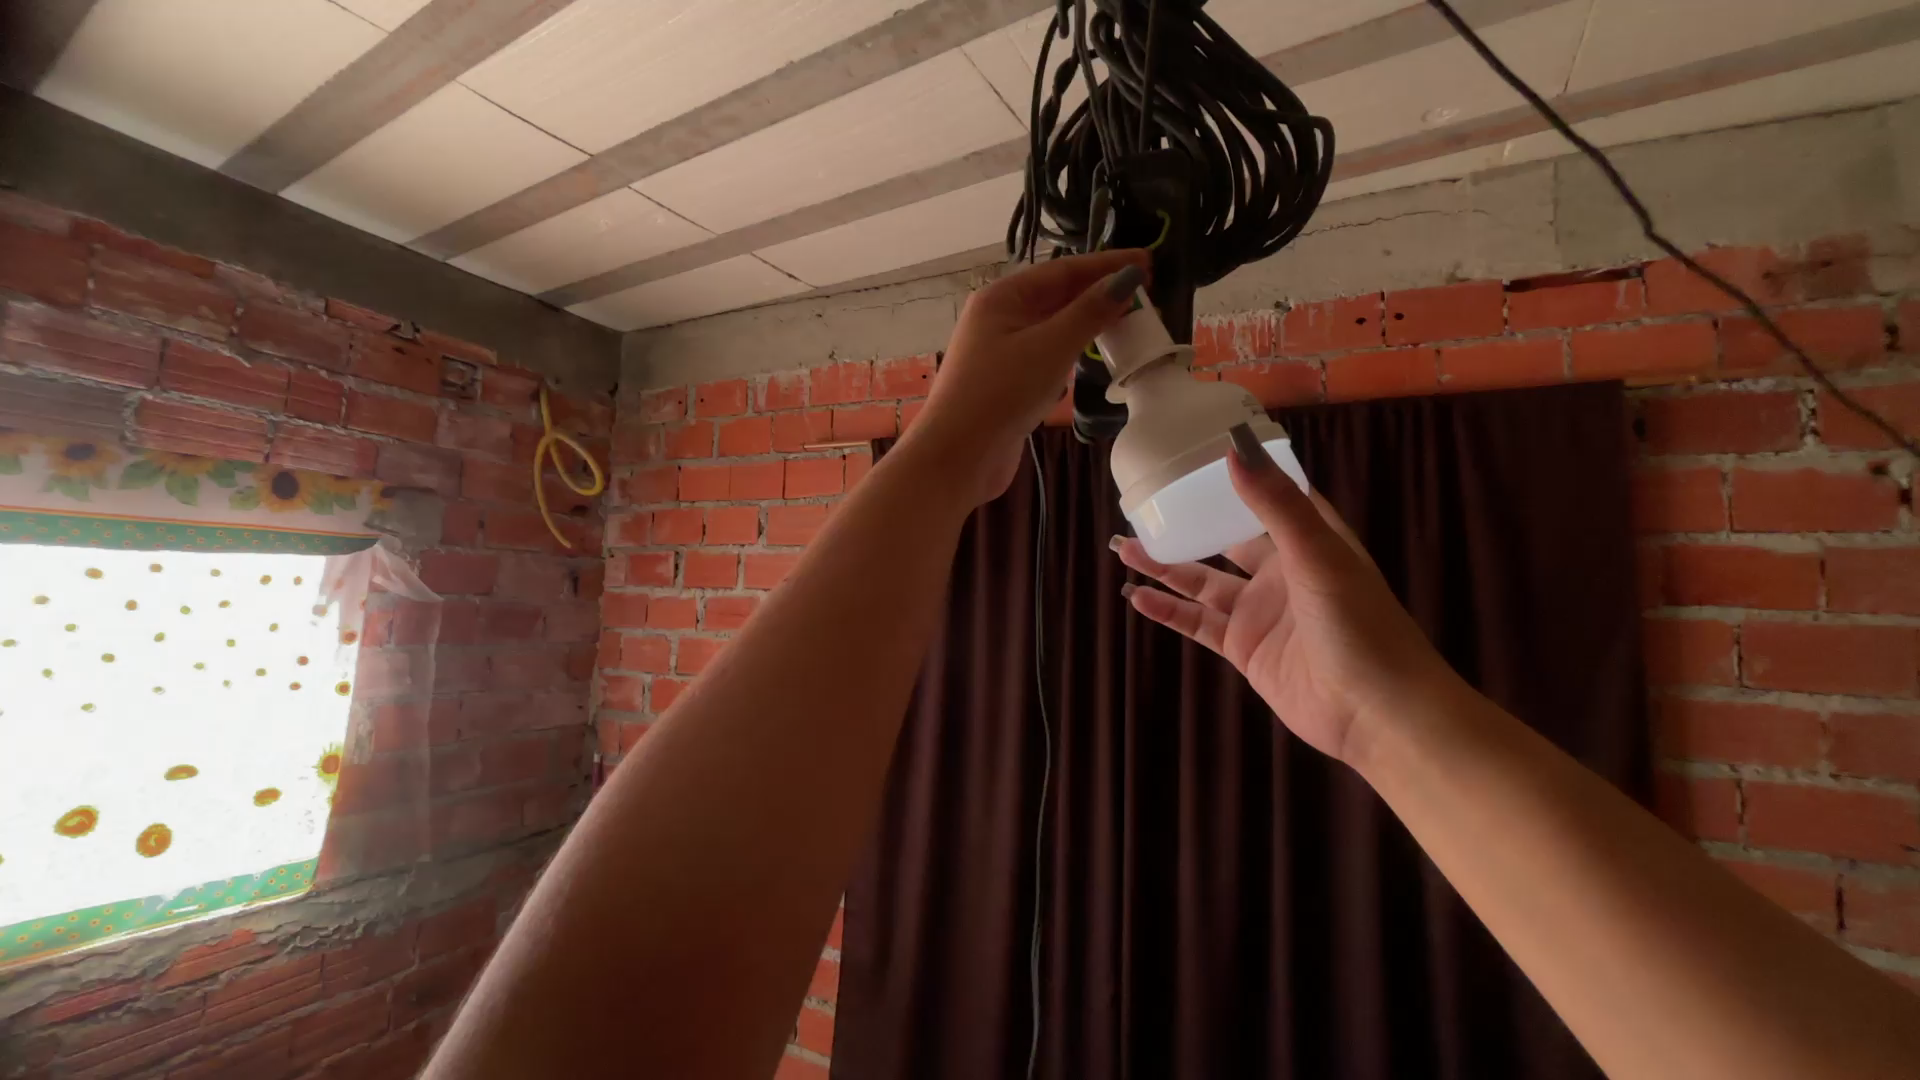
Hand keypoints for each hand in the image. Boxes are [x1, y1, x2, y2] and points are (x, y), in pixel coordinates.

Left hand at [903, 250, 1148, 503]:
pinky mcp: (1008, 384)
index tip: (1148, 263)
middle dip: (1100, 293)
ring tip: (1130, 320)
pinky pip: (1048, 357)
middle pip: (1057, 296)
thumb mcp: (1050, 347)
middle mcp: (999, 319)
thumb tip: (1127, 278)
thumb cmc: (1000, 394)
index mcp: (1002, 298)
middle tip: (1147, 294)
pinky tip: (1094, 355)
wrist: (957, 457)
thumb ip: (1090, 312)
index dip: (1107, 265)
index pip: (1063, 270)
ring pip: (1054, 328)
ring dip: (1089, 323)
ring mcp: (1002, 353)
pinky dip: (1073, 352)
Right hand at [1113, 426, 1464, 764]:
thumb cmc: (1358, 623)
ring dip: (1165, 567)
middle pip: (1225, 538)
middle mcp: (1281, 571)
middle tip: (1145, 507)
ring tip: (1124, 549)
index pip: (1269, 496)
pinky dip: (1168, 611)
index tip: (1198, 454)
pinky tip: (1137, 597)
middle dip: (1188, 523)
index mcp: (1309, 539)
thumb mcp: (1318, 555)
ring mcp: (1260, 611)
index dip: (1237, 475)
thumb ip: (1275, 504)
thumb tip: (1231, 449)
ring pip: (1202, 581)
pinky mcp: (1245, 648)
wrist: (1375, 712)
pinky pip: (1199, 624)